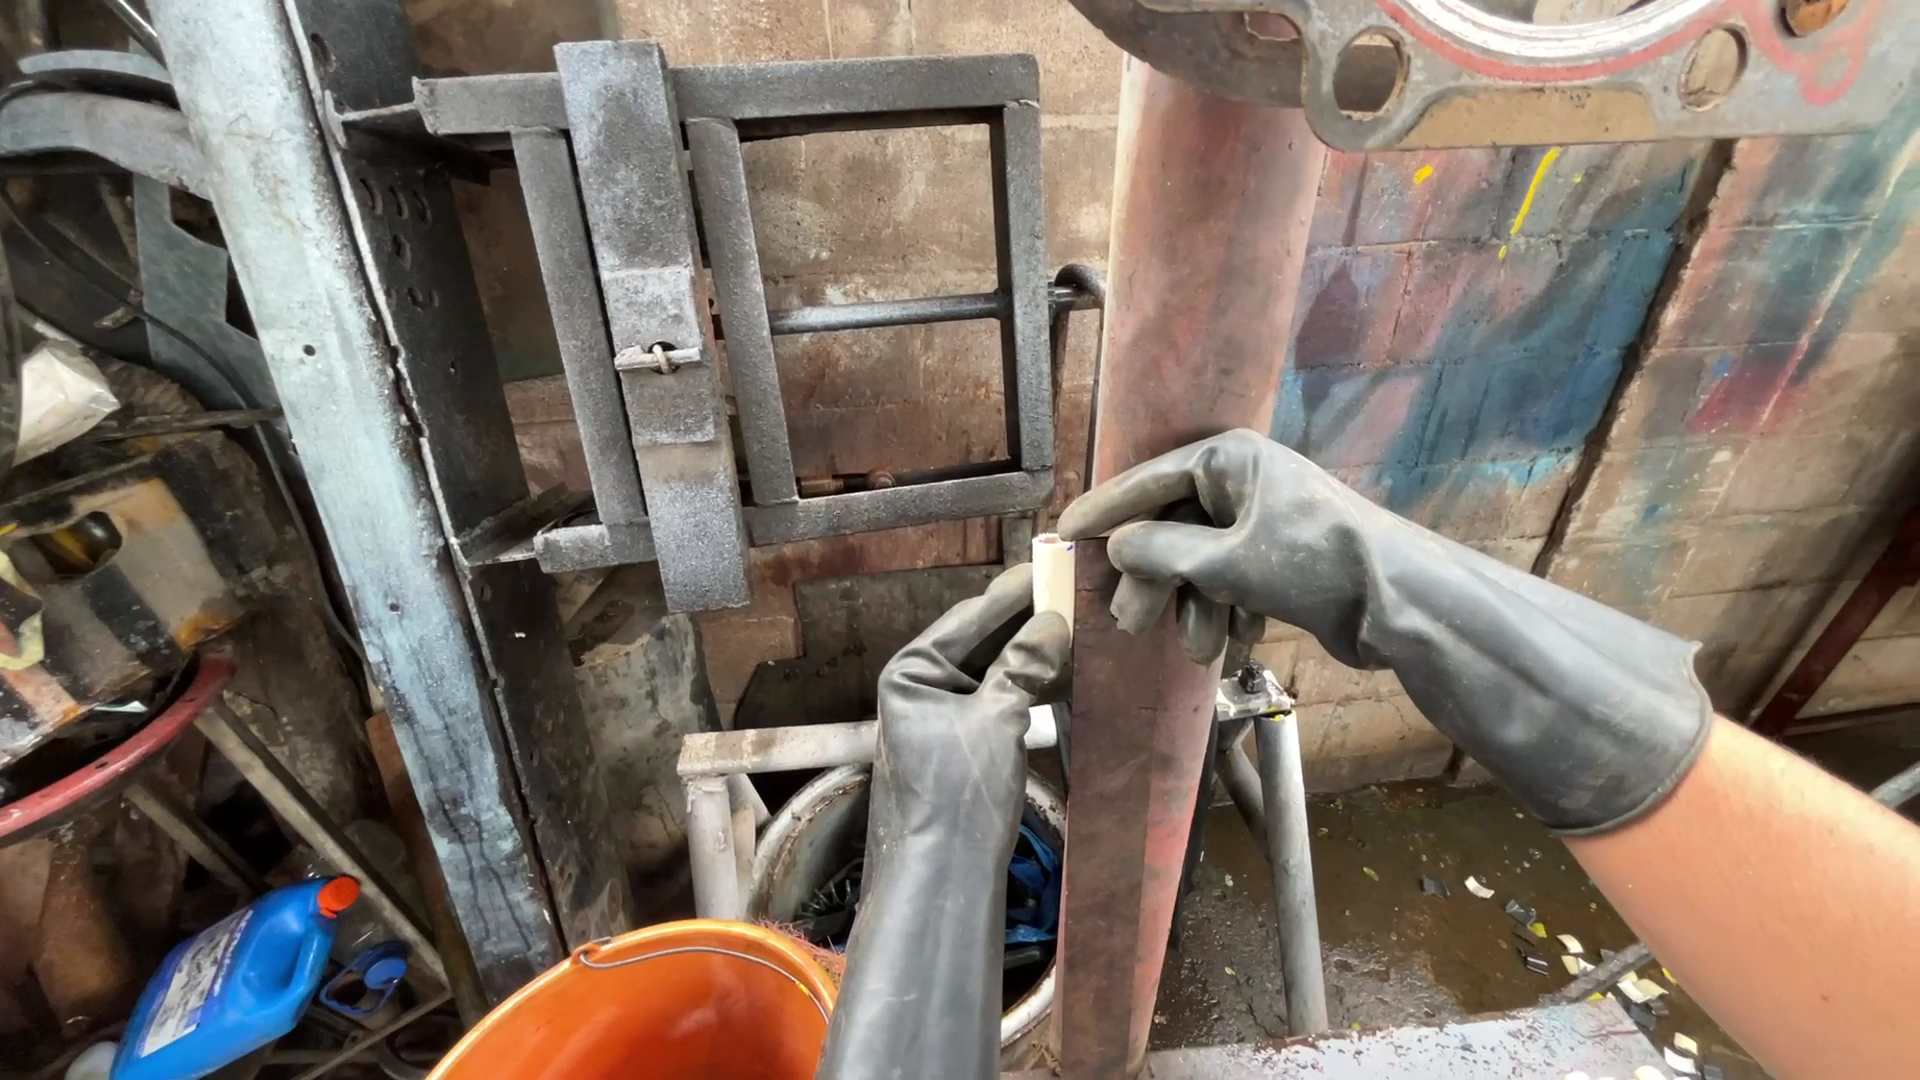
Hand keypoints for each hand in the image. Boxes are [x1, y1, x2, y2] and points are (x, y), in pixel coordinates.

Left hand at [820, 565, 1068, 1079]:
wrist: (942, 880)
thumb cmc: (958, 795)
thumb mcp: (996, 720)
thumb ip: (1023, 664)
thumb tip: (1055, 620)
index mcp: (912, 671)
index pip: (969, 617)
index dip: (1013, 593)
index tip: (1052, 568)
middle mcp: (921, 685)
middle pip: (981, 641)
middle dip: (1026, 622)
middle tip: (1073, 595)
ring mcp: (940, 714)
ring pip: (993, 670)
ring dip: (1032, 653)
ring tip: (1078, 627)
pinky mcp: (962, 740)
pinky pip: (998, 699)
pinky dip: (1028, 686)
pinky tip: (1063, 672)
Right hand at [1056, 428, 1386, 664]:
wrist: (1405, 606)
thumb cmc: (1313, 564)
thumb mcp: (1226, 560)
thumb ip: (1162, 552)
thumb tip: (1118, 547)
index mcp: (1228, 460)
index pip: (1148, 480)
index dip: (1104, 509)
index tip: (1064, 531)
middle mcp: (1239, 482)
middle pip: (1170, 529)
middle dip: (1156, 581)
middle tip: (1129, 622)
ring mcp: (1257, 519)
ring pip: (1197, 562)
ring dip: (1194, 606)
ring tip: (1199, 648)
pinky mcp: (1274, 556)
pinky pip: (1226, 579)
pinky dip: (1225, 609)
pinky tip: (1239, 635)